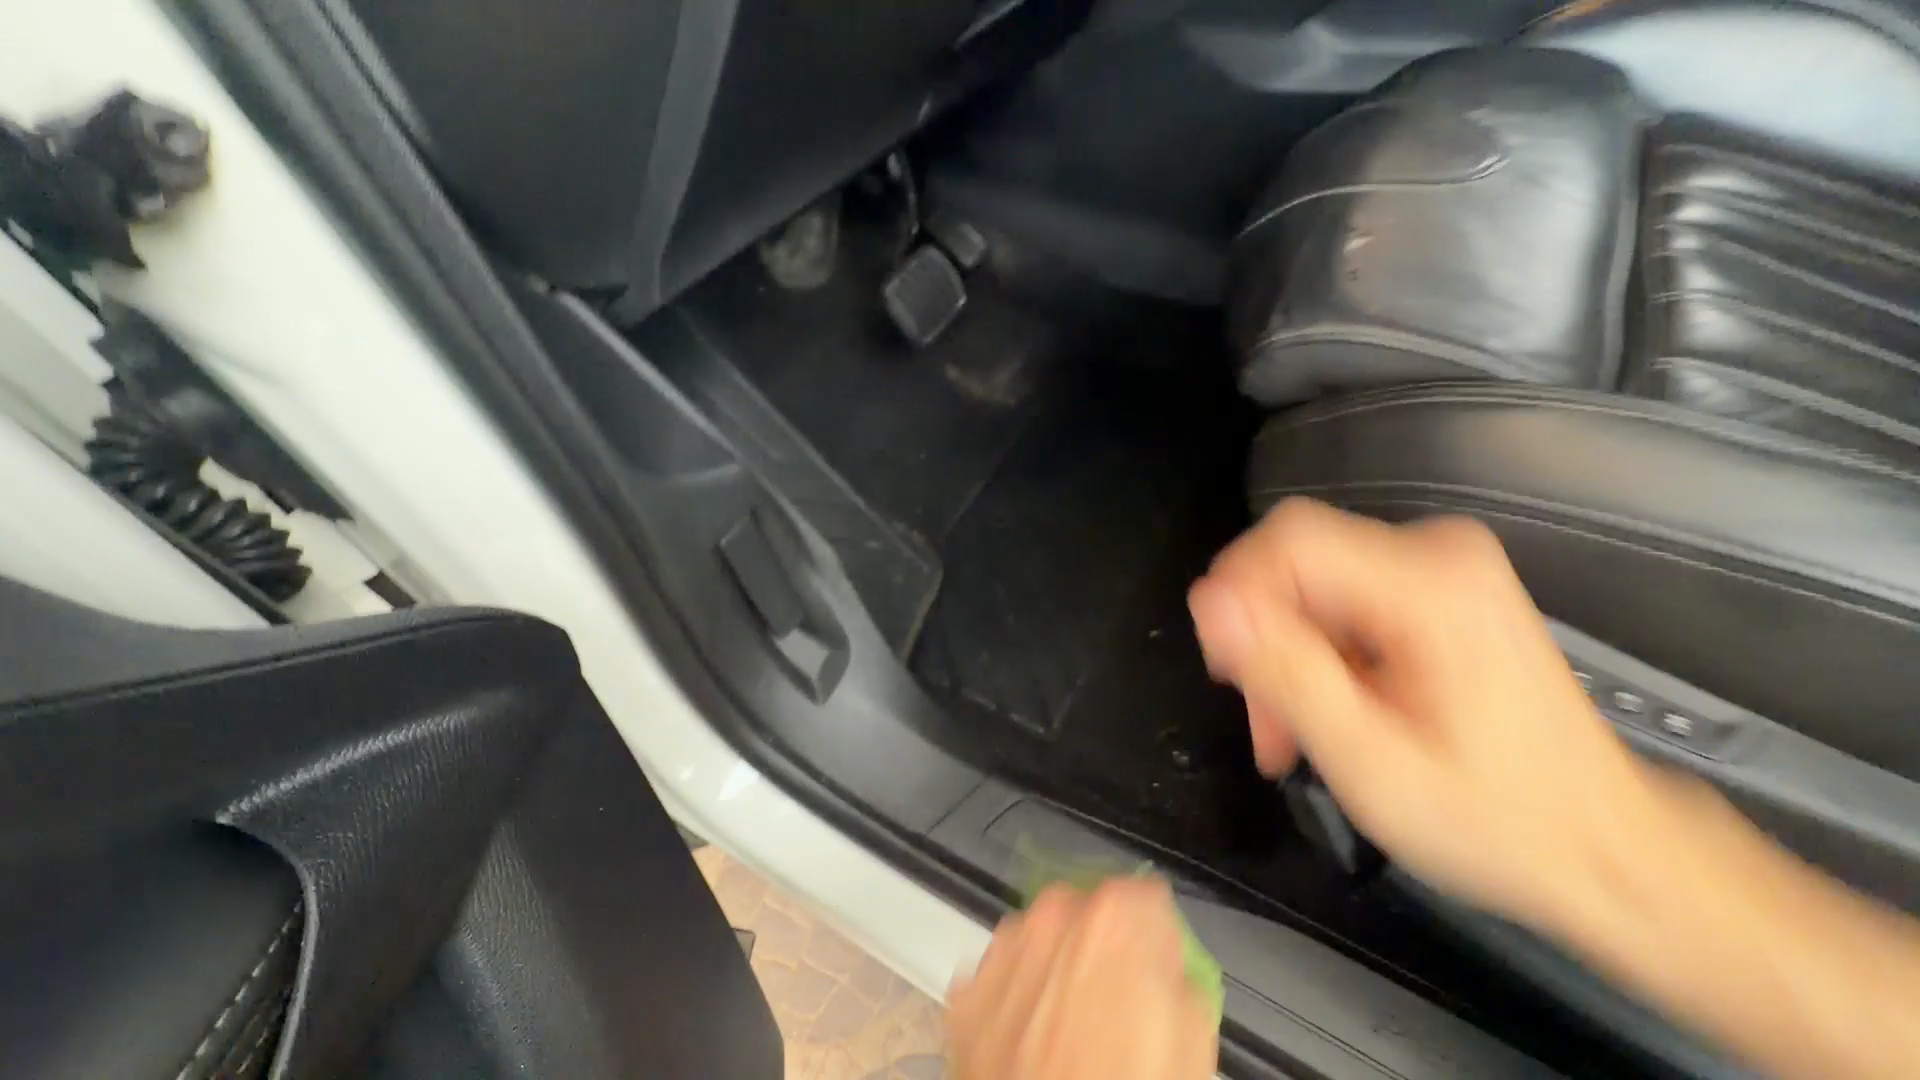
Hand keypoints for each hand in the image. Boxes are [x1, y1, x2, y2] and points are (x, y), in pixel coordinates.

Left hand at [946, 879, 1217, 1079]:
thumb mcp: (1192, 1037)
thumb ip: (1179, 980)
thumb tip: (1163, 971)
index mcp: (1117, 914)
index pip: (1146, 898)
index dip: (1155, 936)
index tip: (1157, 969)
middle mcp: (1054, 914)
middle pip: (1086, 913)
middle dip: (1099, 946)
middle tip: (1113, 1004)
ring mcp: (1003, 950)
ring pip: (1039, 943)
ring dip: (1054, 969)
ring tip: (1069, 1029)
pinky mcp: (964, 994)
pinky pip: (1001, 982)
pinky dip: (1015, 1001)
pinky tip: (1032, 1044)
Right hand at [1187, 498, 1669, 931]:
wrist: (1605, 847)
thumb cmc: (1493, 817)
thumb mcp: (1368, 761)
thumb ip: (1285, 672)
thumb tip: (1210, 602)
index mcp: (1430, 584)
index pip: (1289, 538)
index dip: (1237, 595)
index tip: (1227, 673)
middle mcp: (1438, 552)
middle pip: (1298, 559)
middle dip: (1260, 634)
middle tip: (1262, 720)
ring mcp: (1444, 567)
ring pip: (1312, 583)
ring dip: (1285, 653)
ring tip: (1290, 734)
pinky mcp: (1441, 588)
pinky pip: (1342, 598)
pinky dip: (1319, 652)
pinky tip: (1325, 711)